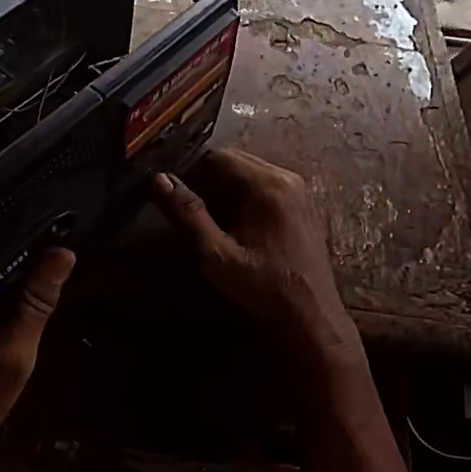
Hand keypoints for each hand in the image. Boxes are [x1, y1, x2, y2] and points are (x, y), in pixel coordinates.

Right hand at [152, 148, 357, 356]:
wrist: (311, 315)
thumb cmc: (262, 287)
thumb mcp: (216, 254)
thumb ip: (187, 215)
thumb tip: (158, 181)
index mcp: (266, 184)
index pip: (218, 157)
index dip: (190, 171)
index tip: (173, 194)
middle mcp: (286, 177)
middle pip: (236, 160)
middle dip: (207, 179)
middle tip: (188, 208)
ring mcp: (299, 190)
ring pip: (250, 172)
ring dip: (225, 188)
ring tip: (209, 219)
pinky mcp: (303, 204)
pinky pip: (266, 185)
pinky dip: (245, 196)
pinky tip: (235, 225)